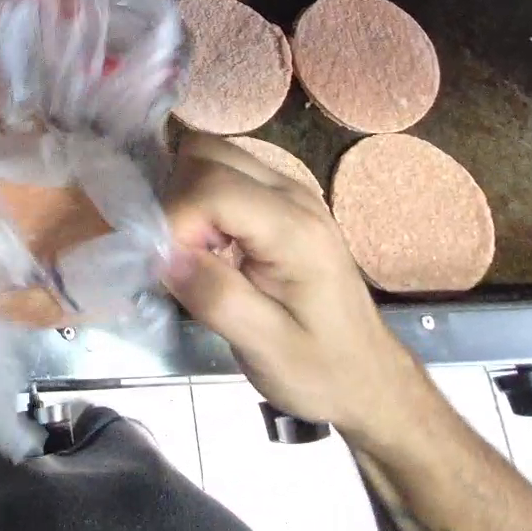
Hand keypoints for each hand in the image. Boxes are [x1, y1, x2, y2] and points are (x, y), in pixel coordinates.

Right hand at [161, 133, 422, 439]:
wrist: (370, 377)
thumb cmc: (321, 370)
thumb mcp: (266, 350)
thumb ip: (214, 296)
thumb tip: (162, 253)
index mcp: (294, 229)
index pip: (211, 187)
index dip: (176, 219)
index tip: (169, 264)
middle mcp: (291, 193)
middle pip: (206, 154)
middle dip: (175, 198)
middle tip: (177, 253)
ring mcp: (287, 189)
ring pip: (210, 154)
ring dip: (185, 195)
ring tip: (193, 250)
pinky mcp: (278, 198)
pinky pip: (223, 171)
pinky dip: (199, 197)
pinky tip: (208, 244)